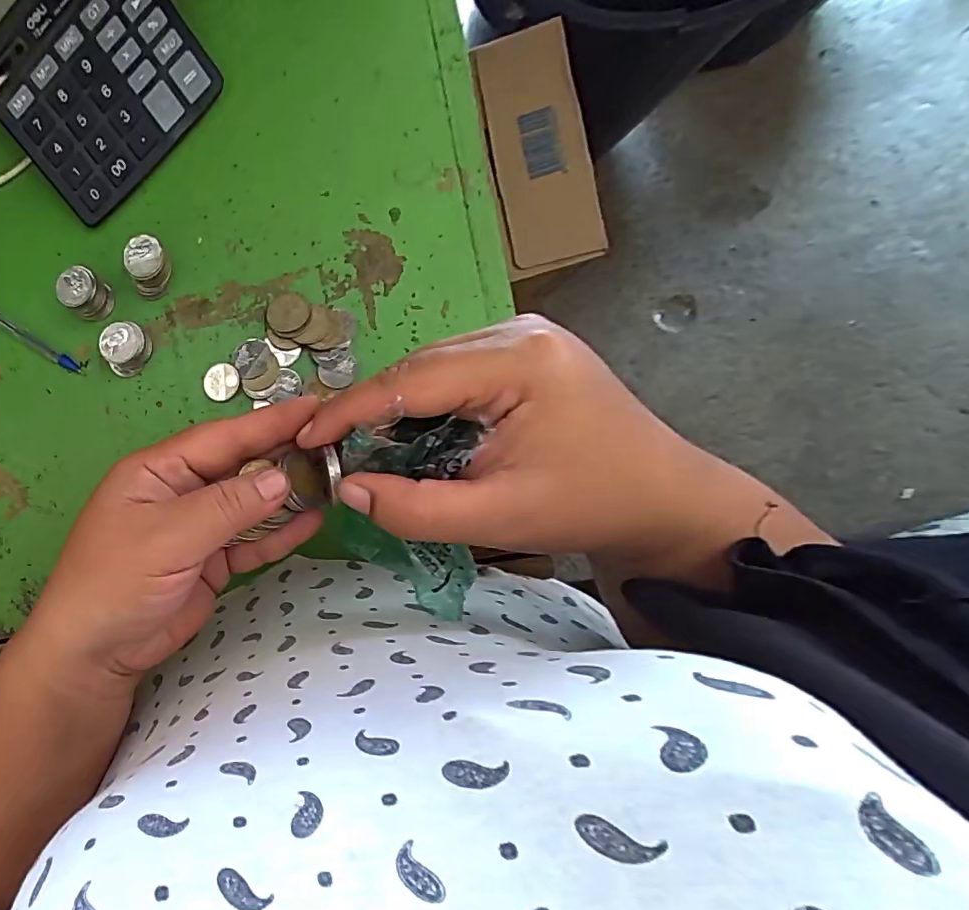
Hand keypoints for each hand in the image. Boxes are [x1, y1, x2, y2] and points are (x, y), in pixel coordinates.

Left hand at [19, 394, 324, 690]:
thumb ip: (227, 507)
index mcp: (158, 471)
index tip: (313, 407)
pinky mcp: (210, 563)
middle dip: (282, 457)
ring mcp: (196, 529)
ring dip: (285, 497)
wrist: (96, 653)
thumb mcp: (169, 537)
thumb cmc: (116, 582)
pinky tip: (309, 521)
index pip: (222, 438)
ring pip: (248, 505)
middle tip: (331, 445)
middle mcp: (180, 492)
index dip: (268, 423)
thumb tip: (280, 478)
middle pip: (239, 468)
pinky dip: (277, 534)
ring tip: (331, 482)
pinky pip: (250, 542)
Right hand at [295, 315, 829, 576]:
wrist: (662, 497)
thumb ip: (413, 508)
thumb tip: (349, 489)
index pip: (410, 378)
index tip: (306, 438)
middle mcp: (517, 332)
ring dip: (395, 406)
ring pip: (431, 367)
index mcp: (517, 361)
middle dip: (369, 409)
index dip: (349, 410)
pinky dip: (424, 404)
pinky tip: (414, 435)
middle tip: (330, 450)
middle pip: (417, 366)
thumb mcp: (495, 517)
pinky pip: (454, 372)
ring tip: (365, 448)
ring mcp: (523, 336)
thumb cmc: (586, 506)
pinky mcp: (524, 352)